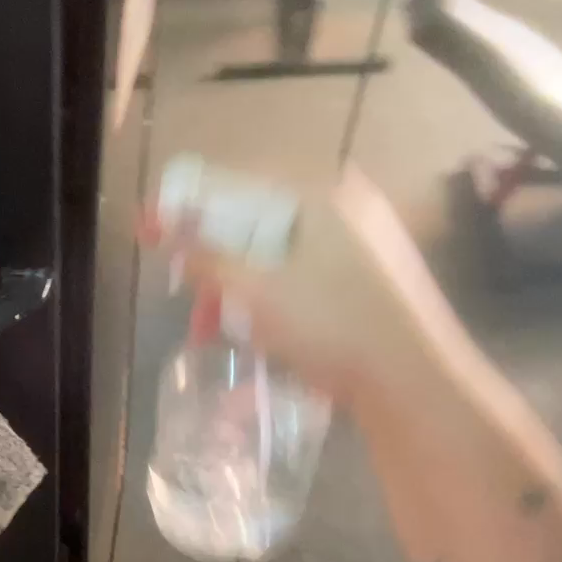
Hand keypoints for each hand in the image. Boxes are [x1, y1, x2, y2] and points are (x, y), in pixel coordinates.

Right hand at [150, 166, 470, 405]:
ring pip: (274, 253)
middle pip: (253, 221)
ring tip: (214, 333)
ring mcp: (361, 240)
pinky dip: (268, 297)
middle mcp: (344, 205)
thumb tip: (156, 221)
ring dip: (234, 289)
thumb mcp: (253, 289)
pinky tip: (256, 333)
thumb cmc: (330, 323)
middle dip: (210, 263)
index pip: (235, 183)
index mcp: (320, 192)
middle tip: (187, 301)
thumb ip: (202, 253)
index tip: (150, 233)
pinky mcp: (368, 275)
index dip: (185, 207)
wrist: (412, 378)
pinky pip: (300, 273)